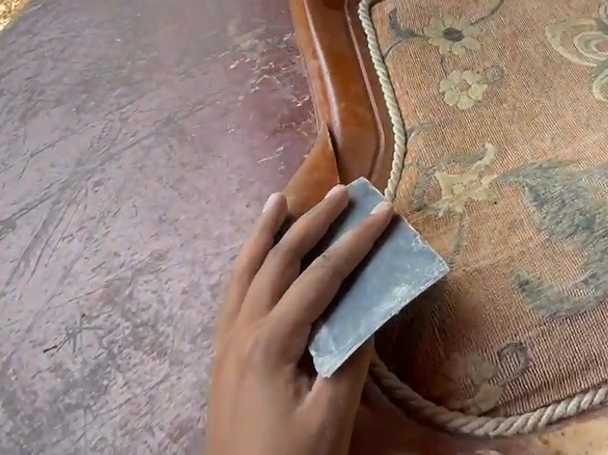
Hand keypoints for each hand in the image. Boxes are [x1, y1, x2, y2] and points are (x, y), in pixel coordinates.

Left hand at [206, 184, 394, 454]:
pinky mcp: (223, 358)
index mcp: (272, 342)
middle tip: (343, 191)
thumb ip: (351, 355)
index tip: (384, 211)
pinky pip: (233, 295)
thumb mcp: (331, 416)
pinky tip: (256, 256)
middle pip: (281, 261)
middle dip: (314, 222)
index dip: (356, 241)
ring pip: (245, 272)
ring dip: (266, 232)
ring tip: (280, 199)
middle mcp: (244, 332)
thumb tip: (371, 302)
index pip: (322, 275)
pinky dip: (246, 264)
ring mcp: (227, 344)